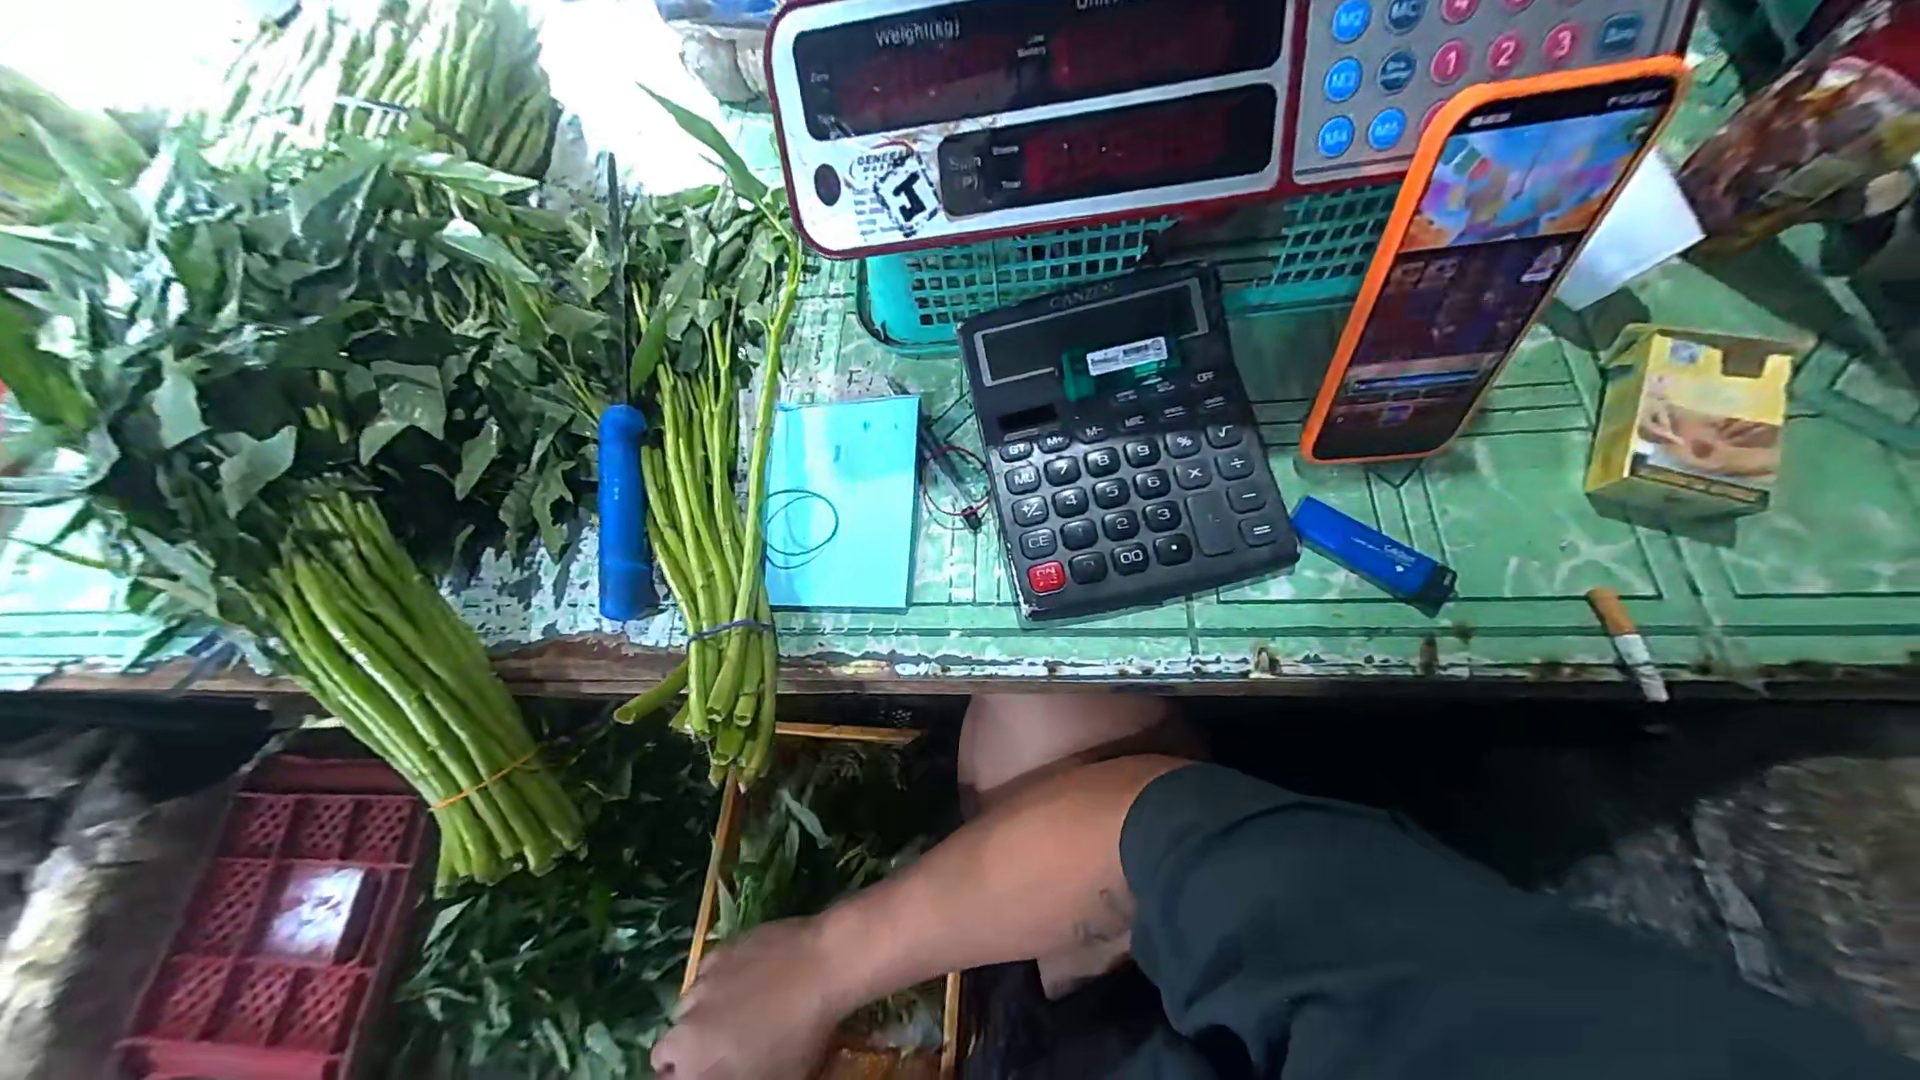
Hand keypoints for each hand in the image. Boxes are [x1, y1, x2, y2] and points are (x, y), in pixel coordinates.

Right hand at [653, 916, 847, 1079]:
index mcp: (695, 1070)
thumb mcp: (773, 1078)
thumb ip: (735, 1075)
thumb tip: (727, 1066)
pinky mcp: (717, 950)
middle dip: (686, 1053)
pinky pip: (705, 973)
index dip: (688, 1077)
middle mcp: (685, 1030)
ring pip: (685, 1008)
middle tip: (720, 1047)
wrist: (820, 966)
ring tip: (736, 1009)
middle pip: (667, 1050)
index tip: (709, 1071)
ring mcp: (699, 985)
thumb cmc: (803, 1036)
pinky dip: (717, 979)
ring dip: (701, 1014)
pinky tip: (746, 976)